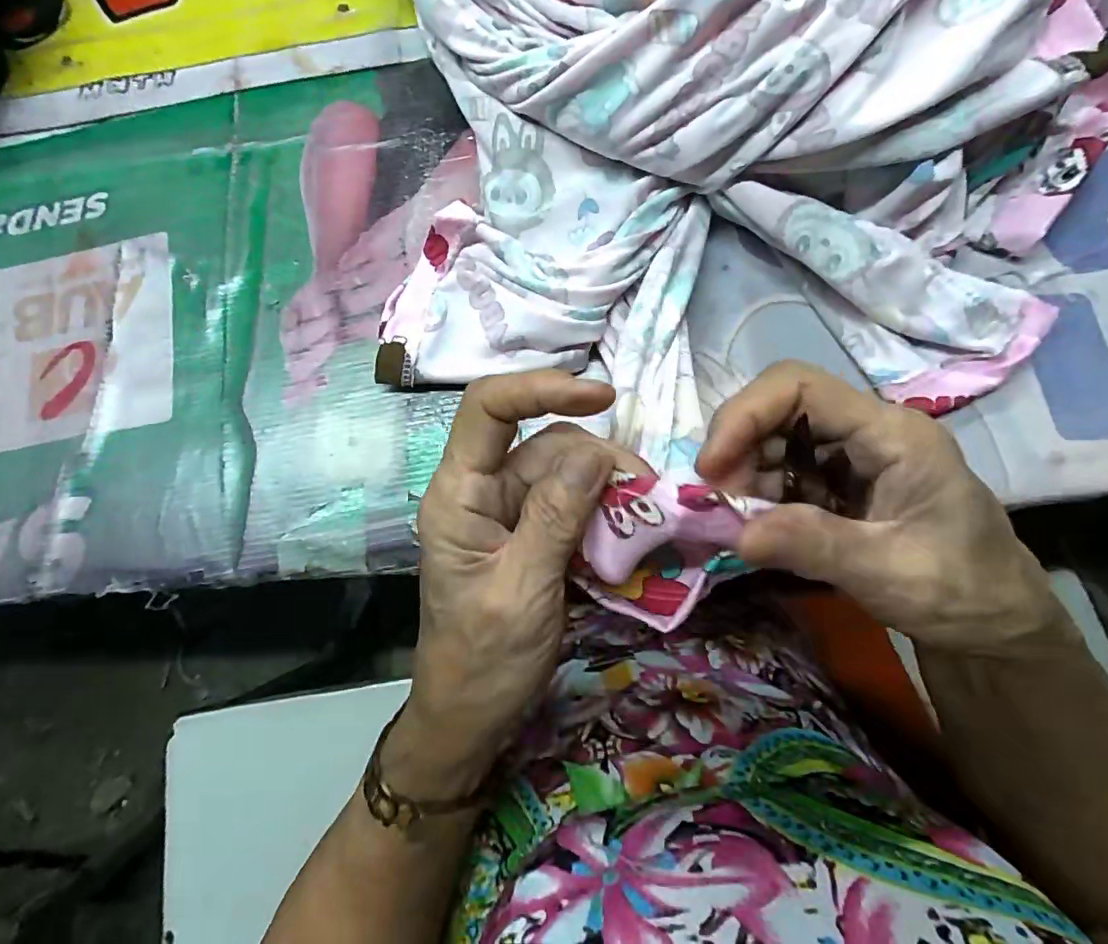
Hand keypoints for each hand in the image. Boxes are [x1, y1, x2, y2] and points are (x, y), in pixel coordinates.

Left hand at [397, 371, 647, 796]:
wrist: (471, 719)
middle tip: (649, 501)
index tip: (604, 396)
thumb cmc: (484, 660)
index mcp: (458, 494)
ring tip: (646, 526)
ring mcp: (506, 514)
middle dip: (598, 462)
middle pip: (543, 443)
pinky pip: (572, 506)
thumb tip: (595, 453)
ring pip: (566, 474)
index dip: (541, 387)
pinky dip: (603, 516)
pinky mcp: (530, 537)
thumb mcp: (523, 589)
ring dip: (608, 492)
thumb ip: (556, 517)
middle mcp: (480, 492)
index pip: (487, 408)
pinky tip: (631, 538)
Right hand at [696, 361, 1070, 656]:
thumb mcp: (890, 573)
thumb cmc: (962, 593)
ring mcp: (851, 456)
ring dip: (742, 471)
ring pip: (774, 439)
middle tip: (715, 496)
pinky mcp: (838, 482)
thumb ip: (815, 545)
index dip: (745, 414)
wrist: (997, 629)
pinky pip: (782, 471)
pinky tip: (751, 522)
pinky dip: (756, 492)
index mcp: (891, 434)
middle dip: (737, 445)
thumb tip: (737, 535)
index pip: (800, 387)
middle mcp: (867, 432)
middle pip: (779, 408)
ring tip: (732, 514)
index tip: (712, 467)